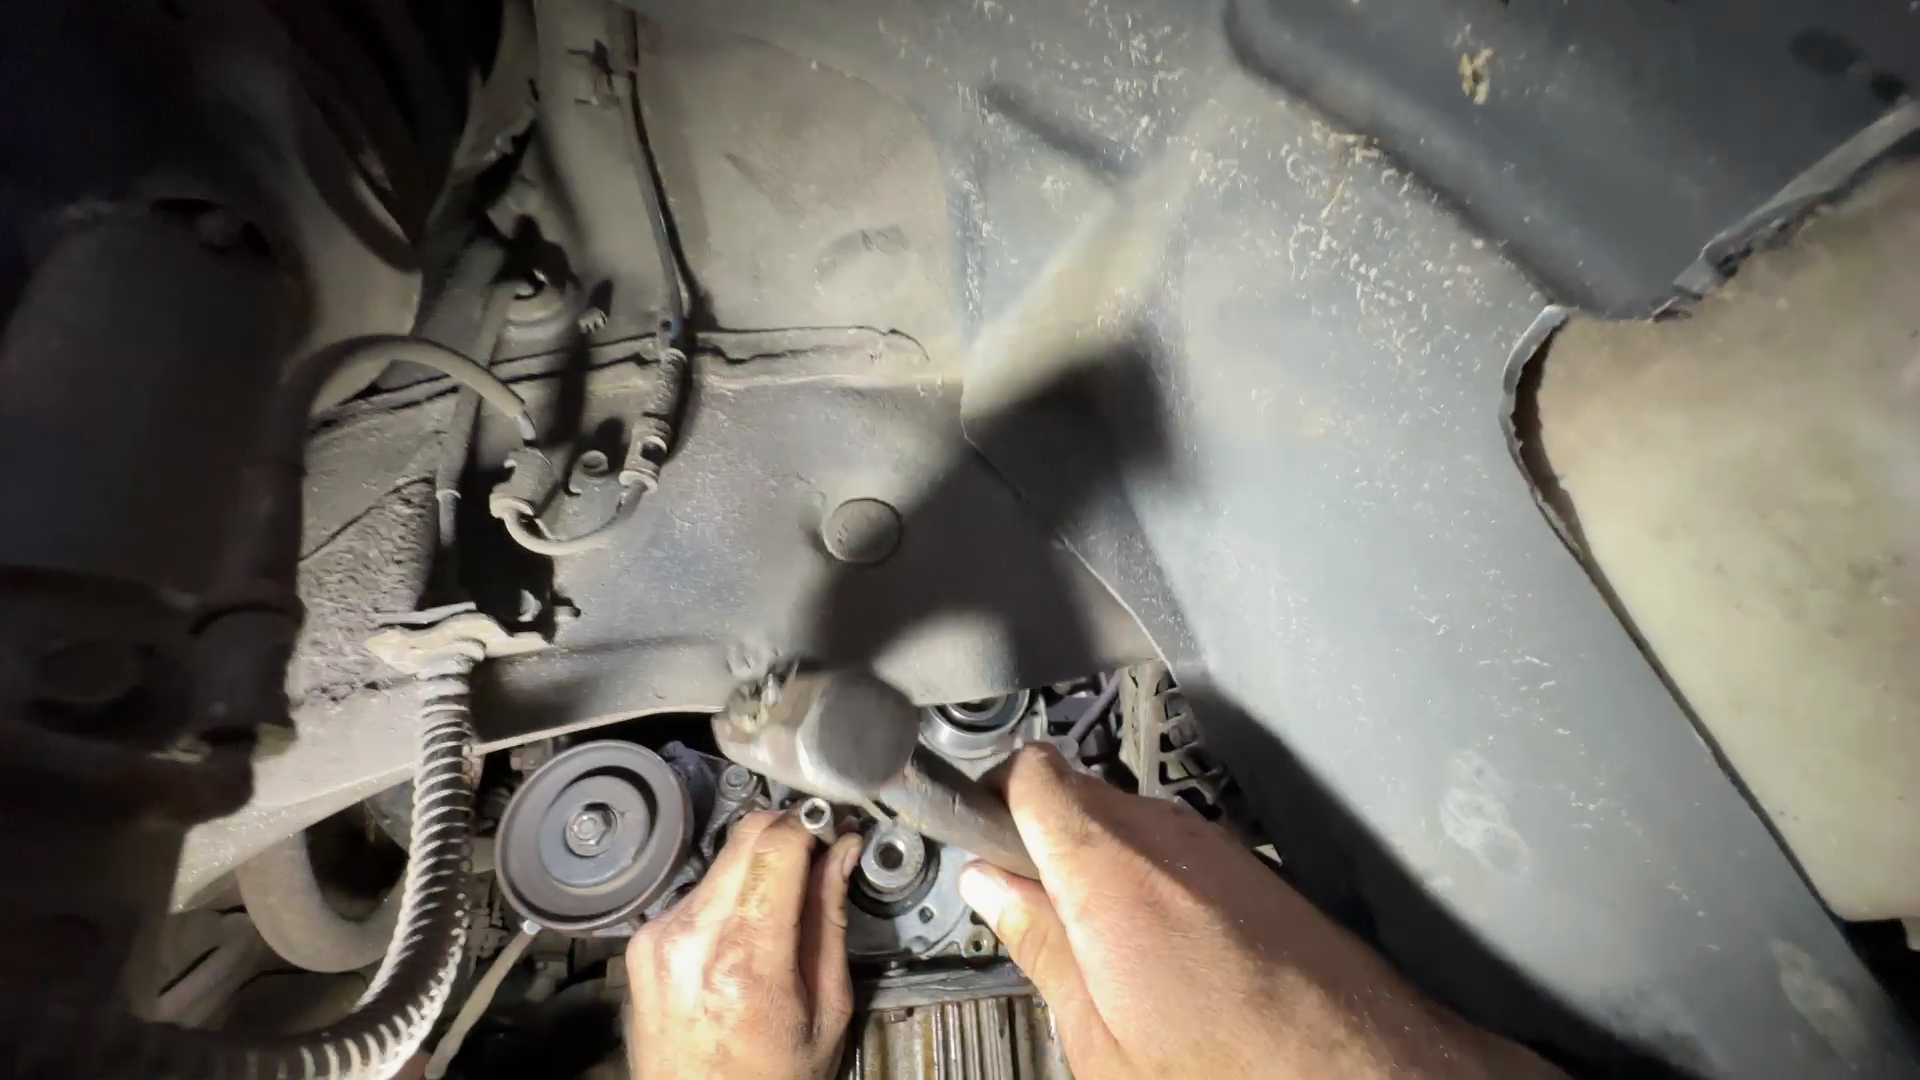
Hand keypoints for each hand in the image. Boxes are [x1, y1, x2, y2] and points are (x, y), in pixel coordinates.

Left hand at [626, 809, 864, 1079]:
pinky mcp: (644, 941)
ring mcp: (658, 939)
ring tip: (788, 892)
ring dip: (761, 859)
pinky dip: (733, 886)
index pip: (778, 843)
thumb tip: (843, 849)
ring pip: (724, 854)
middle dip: (790, 831)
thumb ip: (831, 917)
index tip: (835, 823)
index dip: (813, 821)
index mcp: (744, 962)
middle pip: (747, 835)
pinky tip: (750, 918)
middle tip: (821, 847)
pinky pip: (701, 884)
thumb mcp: (827, 1009)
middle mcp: (690, 941)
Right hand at [961, 744, 1564, 1079]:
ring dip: (1090, 858)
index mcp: (1106, 870)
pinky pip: (1161, 838)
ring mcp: (1204, 838)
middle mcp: (1156, 832)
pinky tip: (1158, 944)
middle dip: (1038, 836)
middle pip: (1067, 789)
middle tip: (1035, 907)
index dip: (991, 793)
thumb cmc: (1236, 1075)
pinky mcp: (1237, 855)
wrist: (1380, 1079)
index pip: (1026, 771)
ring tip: (1102, 941)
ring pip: (1113, 814)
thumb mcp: (1101, 1040)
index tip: (975, 831)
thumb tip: (989, 887)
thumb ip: (1038, 943)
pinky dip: (1139, 870)